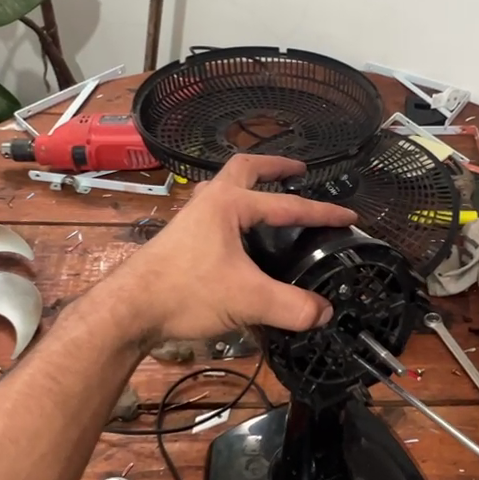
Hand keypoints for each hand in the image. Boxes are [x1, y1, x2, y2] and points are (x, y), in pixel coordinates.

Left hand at [96, 154, 357, 345]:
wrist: (129, 310)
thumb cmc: (185, 293)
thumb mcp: (247, 300)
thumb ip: (292, 307)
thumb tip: (324, 313)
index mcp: (229, 204)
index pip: (287, 204)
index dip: (322, 212)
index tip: (349, 216)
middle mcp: (209, 202)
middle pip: (244, 168)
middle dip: (275, 166)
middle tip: (299, 170)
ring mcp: (191, 218)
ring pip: (225, 187)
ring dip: (250, 185)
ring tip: (270, 196)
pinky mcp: (180, 238)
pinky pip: (215, 211)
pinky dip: (234, 210)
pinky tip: (240, 235)